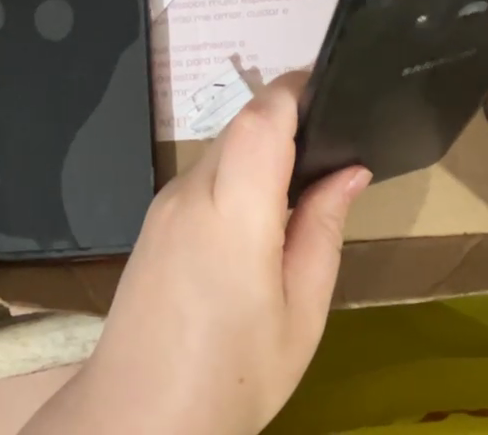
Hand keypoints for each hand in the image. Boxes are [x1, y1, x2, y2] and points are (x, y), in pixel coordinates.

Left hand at [26, 76, 369, 434]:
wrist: (137, 416)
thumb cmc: (231, 374)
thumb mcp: (300, 313)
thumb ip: (322, 230)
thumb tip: (350, 171)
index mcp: (233, 211)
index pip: (260, 117)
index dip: (294, 89)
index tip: (330, 86)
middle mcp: (191, 192)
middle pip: (240, 126)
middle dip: (284, 119)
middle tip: (330, 143)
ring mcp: (165, 203)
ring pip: (220, 148)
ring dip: (259, 149)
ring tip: (301, 185)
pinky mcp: (154, 219)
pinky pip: (202, 176)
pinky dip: (235, 175)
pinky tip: (258, 216)